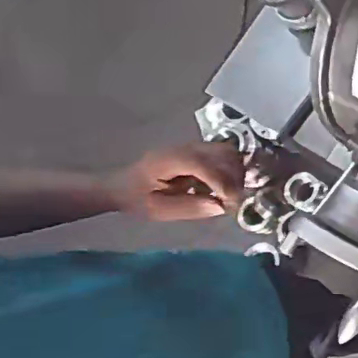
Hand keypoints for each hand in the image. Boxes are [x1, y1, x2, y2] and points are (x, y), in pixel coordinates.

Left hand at [106, 143, 245, 220]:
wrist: (121, 186)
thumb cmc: (136, 199)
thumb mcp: (157, 210)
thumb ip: (189, 207)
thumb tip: (220, 206)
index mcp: (168, 160)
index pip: (203, 163)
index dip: (221, 181)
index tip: (230, 202)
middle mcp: (183, 148)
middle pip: (221, 153)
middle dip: (234, 177)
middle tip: (234, 201)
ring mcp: (192, 146)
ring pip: (227, 151)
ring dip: (236, 173)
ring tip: (232, 194)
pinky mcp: (198, 150)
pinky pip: (223, 155)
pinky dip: (231, 170)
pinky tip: (225, 186)